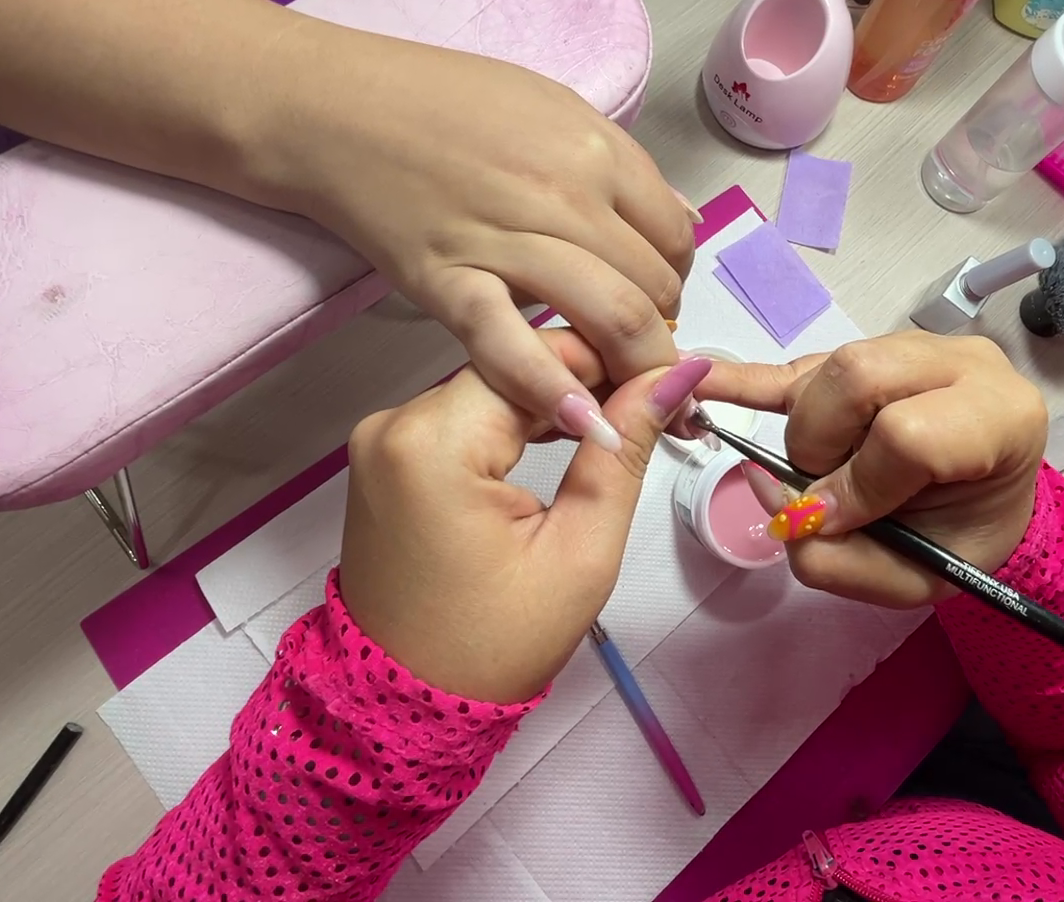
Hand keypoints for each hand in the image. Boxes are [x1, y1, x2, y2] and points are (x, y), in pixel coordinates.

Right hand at [289, 39, 698, 454]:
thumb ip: (620, 165)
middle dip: (662, 332)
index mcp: (595, 149)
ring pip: (608, 317)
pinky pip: (512, 346)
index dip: (678, 278)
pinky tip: (582, 422)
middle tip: (645, 352)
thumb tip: (677, 219)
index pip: (675, 237)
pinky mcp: (450, 284)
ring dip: (634, 365)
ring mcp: (508, 243)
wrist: (334, 108)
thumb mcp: (552, 106)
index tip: (662, 299)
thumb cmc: (442, 100)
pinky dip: (552, 388)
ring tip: (628, 386)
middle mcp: (566, 197)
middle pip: (653, 287)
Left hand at [338, 332, 711, 703]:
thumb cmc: (496, 643)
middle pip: (513, 366)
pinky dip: (520, 416)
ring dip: (558, 397)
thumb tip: (676, 374)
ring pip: (494, 383)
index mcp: (432, 442)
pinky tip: (569, 427)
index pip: (536, 359)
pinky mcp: (392, 454)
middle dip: (589, 380)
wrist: (405, 705)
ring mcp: (387, 436)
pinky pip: (468, 412)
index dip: (610, 359)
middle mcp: (396, 422)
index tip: (669, 383)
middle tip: (657, 405)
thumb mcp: (580, 550)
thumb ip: (624, 450)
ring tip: (623, 418)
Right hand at [695, 332, 1047, 608]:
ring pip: (824, 371)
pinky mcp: (861, 350)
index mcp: (998, 417)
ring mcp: (910, 345)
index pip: (907, 434)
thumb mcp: (924, 577)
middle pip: (855, 378)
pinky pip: (794, 363)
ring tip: (827, 464)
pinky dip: (743, 379)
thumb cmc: (962, 533)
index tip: (836, 518)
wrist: (983, 495)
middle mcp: (958, 362)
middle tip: (825, 488)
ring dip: (804, 429)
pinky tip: (700, 382)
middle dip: (819, 445)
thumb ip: (846, 563)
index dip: (859, 484)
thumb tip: (780, 503)